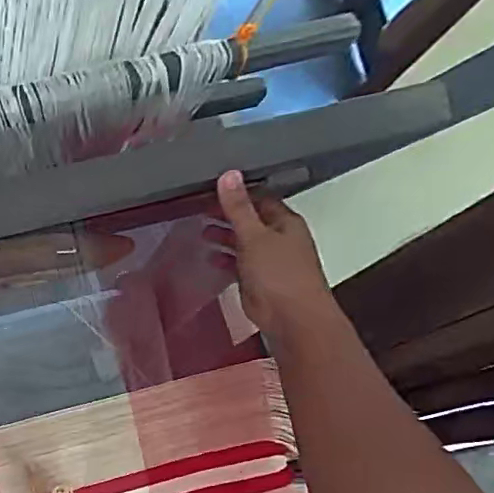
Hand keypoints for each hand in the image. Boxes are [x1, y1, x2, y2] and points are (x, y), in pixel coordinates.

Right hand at [215, 169, 338, 339]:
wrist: (291, 316)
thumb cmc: (279, 274)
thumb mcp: (254, 236)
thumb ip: (238, 208)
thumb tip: (229, 176)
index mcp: (284, 222)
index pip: (260, 199)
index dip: (238, 193)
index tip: (213, 190)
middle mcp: (279, 238)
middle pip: (251, 220)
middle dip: (228, 215)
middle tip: (202, 210)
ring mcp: (269, 260)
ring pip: (244, 242)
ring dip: (225, 236)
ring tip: (202, 231)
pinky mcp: (258, 280)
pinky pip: (239, 263)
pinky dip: (225, 258)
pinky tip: (210, 258)